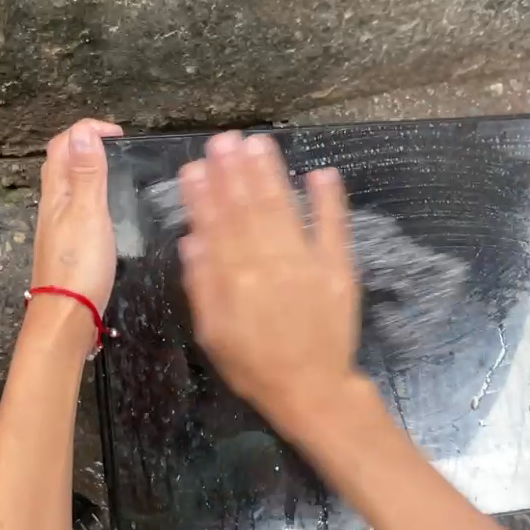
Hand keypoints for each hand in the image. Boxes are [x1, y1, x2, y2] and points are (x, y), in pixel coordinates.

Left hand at [31, 119, 124, 307]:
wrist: (67, 315)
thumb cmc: (80, 266)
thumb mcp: (89, 213)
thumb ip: (87, 173)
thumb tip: (83, 132)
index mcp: (56, 193)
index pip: (64, 145)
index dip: (88, 130)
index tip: (119, 133)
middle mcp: (52, 205)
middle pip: (60, 161)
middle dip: (84, 143)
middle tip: (114, 144)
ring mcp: (57, 225)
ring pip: (66, 184)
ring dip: (85, 166)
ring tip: (112, 166)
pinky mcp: (67, 244)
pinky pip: (74, 205)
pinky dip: (89, 192)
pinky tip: (104, 205)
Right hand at [178, 131, 361, 430]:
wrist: (312, 390)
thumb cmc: (255, 366)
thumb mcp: (213, 335)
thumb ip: (202, 287)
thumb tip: (191, 241)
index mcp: (235, 280)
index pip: (215, 226)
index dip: (204, 193)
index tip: (196, 165)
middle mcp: (268, 264)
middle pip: (248, 209)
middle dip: (235, 171)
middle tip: (225, 139)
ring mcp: (306, 263)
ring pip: (283, 209)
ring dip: (271, 175)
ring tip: (259, 143)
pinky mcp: (337, 269)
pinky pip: (332, 228)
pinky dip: (328, 200)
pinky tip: (322, 173)